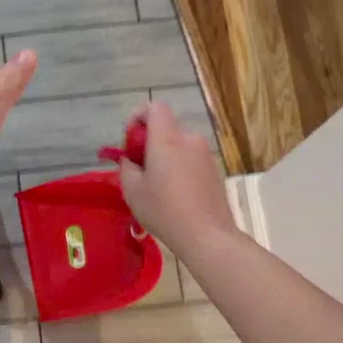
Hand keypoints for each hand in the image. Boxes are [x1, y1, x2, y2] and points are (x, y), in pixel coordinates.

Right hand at [118, 102, 233, 249]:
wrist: (206, 234)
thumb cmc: (164, 211)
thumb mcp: (132, 191)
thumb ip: (127, 167)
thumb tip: (131, 160)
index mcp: (167, 139)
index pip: (155, 107)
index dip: (139, 117)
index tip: (130, 141)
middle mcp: (189, 140)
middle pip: (166, 130)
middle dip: (150, 145)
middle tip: (140, 172)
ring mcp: (206, 155)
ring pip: (179, 147)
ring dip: (166, 159)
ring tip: (158, 189)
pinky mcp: (215, 171)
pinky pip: (191, 162)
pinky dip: (180, 170)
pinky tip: (176, 197)